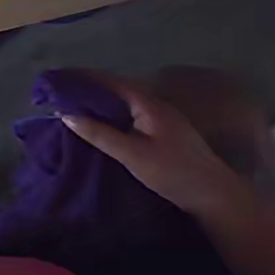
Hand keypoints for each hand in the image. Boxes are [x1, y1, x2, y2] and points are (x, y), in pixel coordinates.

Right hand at [59, 73, 266, 222]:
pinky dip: (109, 114)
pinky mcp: (163, 134)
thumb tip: (66, 115)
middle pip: (117, 89)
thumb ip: (99, 133)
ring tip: (72, 104)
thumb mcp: (131, 154)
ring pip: (123, 103)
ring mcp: (161, 120)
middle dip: (88, 88)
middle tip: (60, 91)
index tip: (59, 76)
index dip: (84, 77)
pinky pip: (129, 115)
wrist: (215, 197)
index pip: (111, 82)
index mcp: (149, 104)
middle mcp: (156, 106)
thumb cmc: (173, 172)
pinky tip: (99, 123)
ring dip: (99, 101)